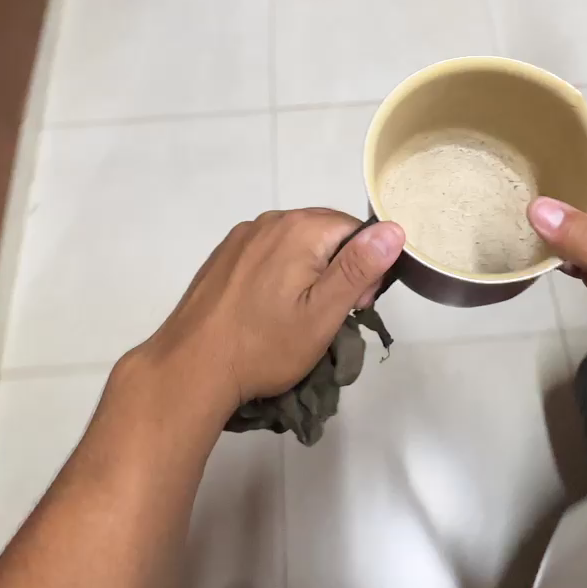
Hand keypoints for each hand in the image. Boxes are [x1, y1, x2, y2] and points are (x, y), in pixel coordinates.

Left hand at [132, 209, 404, 414]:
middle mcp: (270, 220)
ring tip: (297, 315)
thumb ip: (359, 267)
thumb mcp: (323, 313)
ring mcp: (243, 236)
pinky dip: (279, 272)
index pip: (355, 229)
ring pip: (296, 242)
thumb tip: (394, 228)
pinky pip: (268, 252)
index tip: (354, 306)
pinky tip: (269, 307)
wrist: (192, 367)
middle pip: (325, 232)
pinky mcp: (225, 254)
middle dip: (337, 267)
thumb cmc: (265, 345)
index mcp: (300, 228)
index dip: (364, 267)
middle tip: (328, 316)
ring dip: (309, 270)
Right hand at [528, 126, 586, 392]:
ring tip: (503, 179)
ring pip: (577, 202)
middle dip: (552, 153)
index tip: (533, 111)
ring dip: (547, 191)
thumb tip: (537, 205)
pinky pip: (571, 235)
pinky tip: (520, 232)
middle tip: (503, 144)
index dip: (576, 123)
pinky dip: (548, 229)